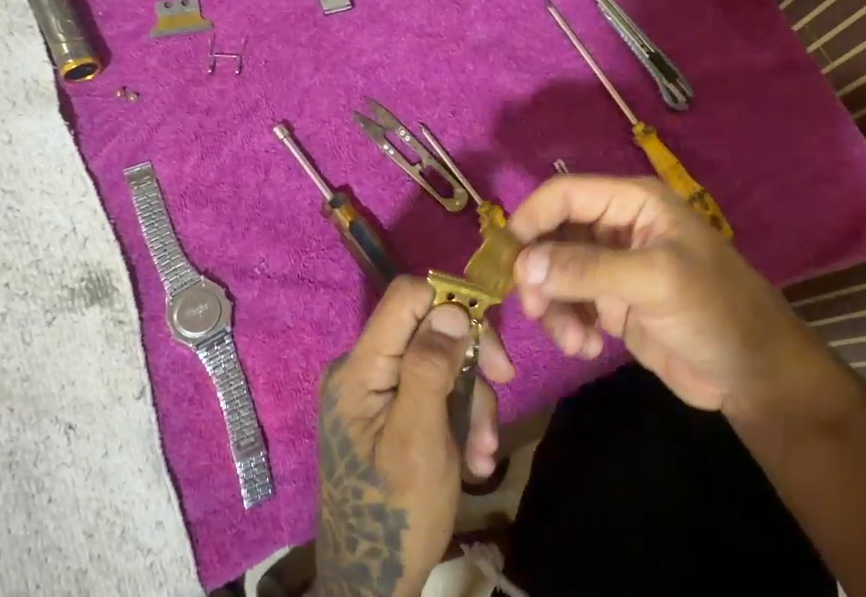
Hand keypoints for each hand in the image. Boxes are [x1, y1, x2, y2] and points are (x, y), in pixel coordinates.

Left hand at [314, 277, 513, 596]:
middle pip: (430, 330)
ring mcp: (377, 394)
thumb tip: (452, 305)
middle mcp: (364, 370)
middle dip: (471, 361)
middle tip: (506, 383)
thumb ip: (430, 368)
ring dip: (473, 402)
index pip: (406, 297)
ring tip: (484, 455)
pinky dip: (460, 421)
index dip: (452, 301)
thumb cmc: (396, 511)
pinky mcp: (391, 415)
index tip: (490, 334)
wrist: (373, 581)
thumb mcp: (419, 438)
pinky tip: (475, 461)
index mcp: (360, 369)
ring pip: (441, 365)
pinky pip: (434, 395)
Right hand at [508, 174, 813, 412]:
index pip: (563, 194)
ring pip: (555, 274)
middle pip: (552, 235)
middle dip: (539, 273)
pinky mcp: (612, 304)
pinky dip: (568, 325)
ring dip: (553, 307)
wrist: (752, 373)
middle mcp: (618, 227)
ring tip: (573, 341)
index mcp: (633, 202)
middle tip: (536, 311)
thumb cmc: (714, 310)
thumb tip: (522, 264)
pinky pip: (569, 304)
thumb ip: (587, 268)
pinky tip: (587, 348)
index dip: (530, 220)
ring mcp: (613, 267)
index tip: (505, 262)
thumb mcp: (654, 281)